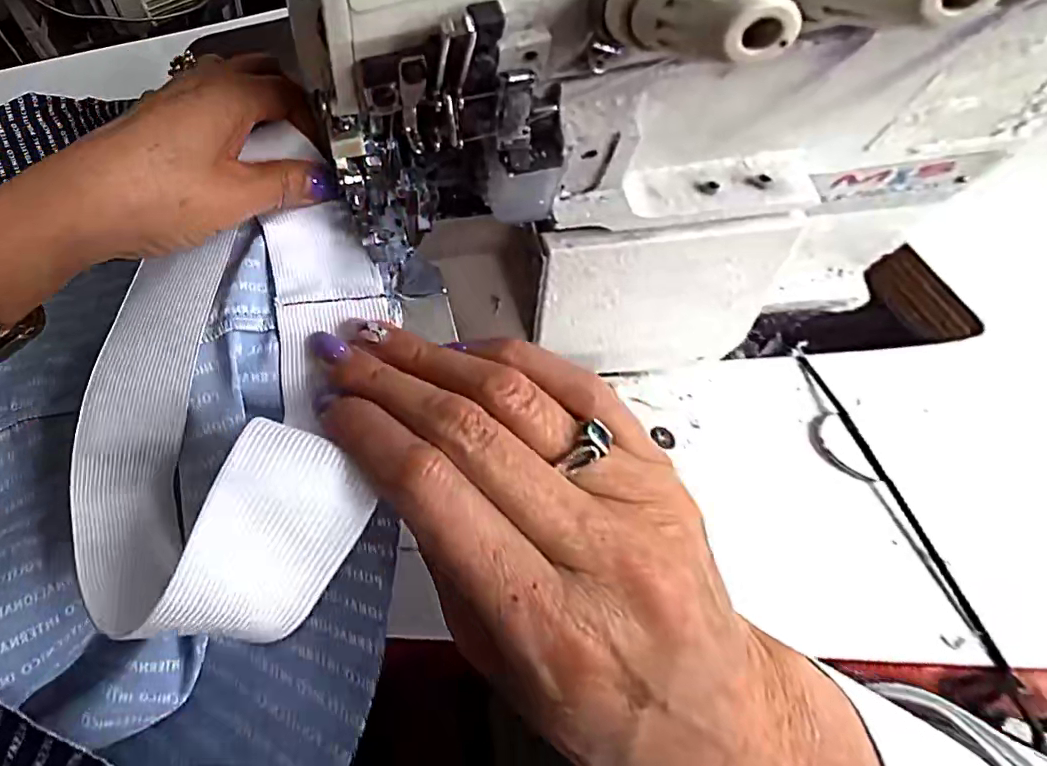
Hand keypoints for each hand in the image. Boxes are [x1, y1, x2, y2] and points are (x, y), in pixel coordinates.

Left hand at [0, 55, 333, 316]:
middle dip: (291, 100)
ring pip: (232, 80)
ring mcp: (175, 94)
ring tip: (268, 142)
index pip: (292, 94)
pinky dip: (229, 113)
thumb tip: (318, 181)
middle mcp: (204, 82)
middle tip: (303, 137)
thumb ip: (283, 184)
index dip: (316, 123)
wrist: (77, 203)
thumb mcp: (233, 197)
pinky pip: (207, 98)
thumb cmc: (153, 195)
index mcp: (232, 94)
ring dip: (257, 102)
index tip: (324, 154)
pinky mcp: (156, 113)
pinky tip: (224, 149)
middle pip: (263, 72)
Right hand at [309, 326, 876, 765]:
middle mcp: (597, 546)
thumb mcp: (490, 654)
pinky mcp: (654, 460)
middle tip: (346, 358)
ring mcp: (636, 492)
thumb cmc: (596, 700)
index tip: (337, 409)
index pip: (434, 489)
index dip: (372, 434)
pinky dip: (507, 354)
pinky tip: (460, 349)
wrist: (710, 707)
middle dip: (389, 382)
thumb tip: (390, 454)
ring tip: (386, 340)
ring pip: (515, 393)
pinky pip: (575, 381)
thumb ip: (441, 552)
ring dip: (436, 357)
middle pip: (467, 429)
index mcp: (545, 616)